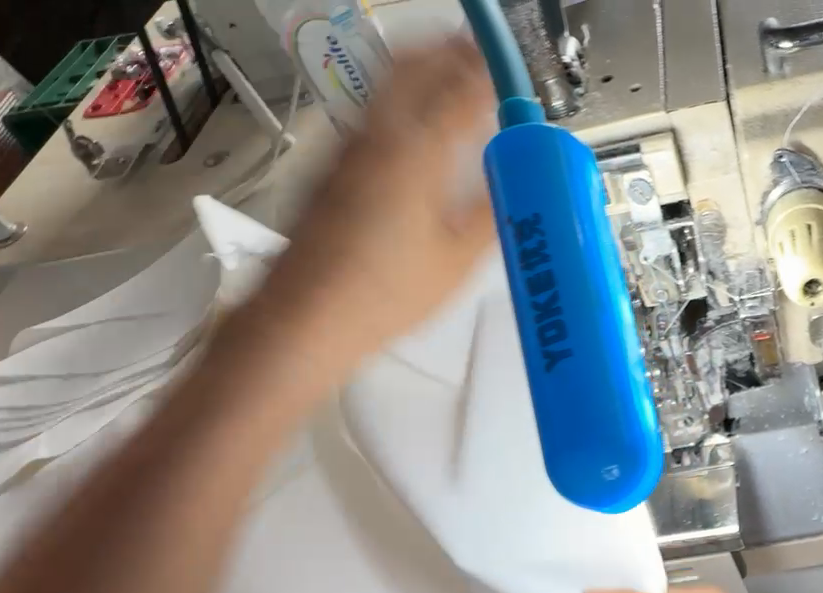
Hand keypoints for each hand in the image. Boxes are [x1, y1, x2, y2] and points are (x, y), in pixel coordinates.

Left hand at [233, 40, 497, 388]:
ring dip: (419, 69)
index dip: (487, 73)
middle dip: (447, 50)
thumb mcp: (459, 261)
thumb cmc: (385, 292)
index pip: (460, 89)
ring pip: (384, 84)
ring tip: (448, 77)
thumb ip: (490, 214)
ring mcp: (345, 146)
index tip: (507, 68)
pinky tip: (415, 131)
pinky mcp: (329, 166)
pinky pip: (370, 114)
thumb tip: (513, 191)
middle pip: (411, 63)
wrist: (309, 312)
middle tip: (476, 52)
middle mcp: (375, 135)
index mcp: (416, 153)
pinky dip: (398, 102)